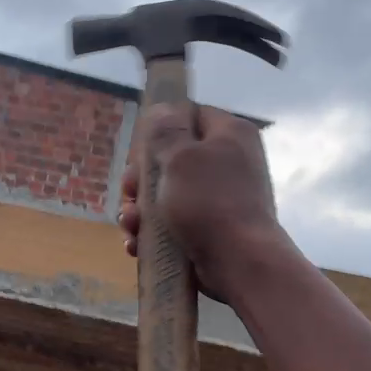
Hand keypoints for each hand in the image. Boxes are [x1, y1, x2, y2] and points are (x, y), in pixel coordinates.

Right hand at [118, 103, 295, 301]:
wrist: (240, 262)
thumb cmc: (209, 202)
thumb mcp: (181, 158)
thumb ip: (167, 131)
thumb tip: (162, 108)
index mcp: (229, 135)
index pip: (190, 116)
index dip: (161, 130)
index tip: (140, 152)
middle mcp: (227, 161)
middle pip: (171, 159)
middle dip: (142, 179)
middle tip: (130, 192)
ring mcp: (219, 198)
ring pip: (166, 195)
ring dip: (141, 211)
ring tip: (131, 225)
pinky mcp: (210, 228)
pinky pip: (173, 223)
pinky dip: (152, 233)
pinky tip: (137, 244)